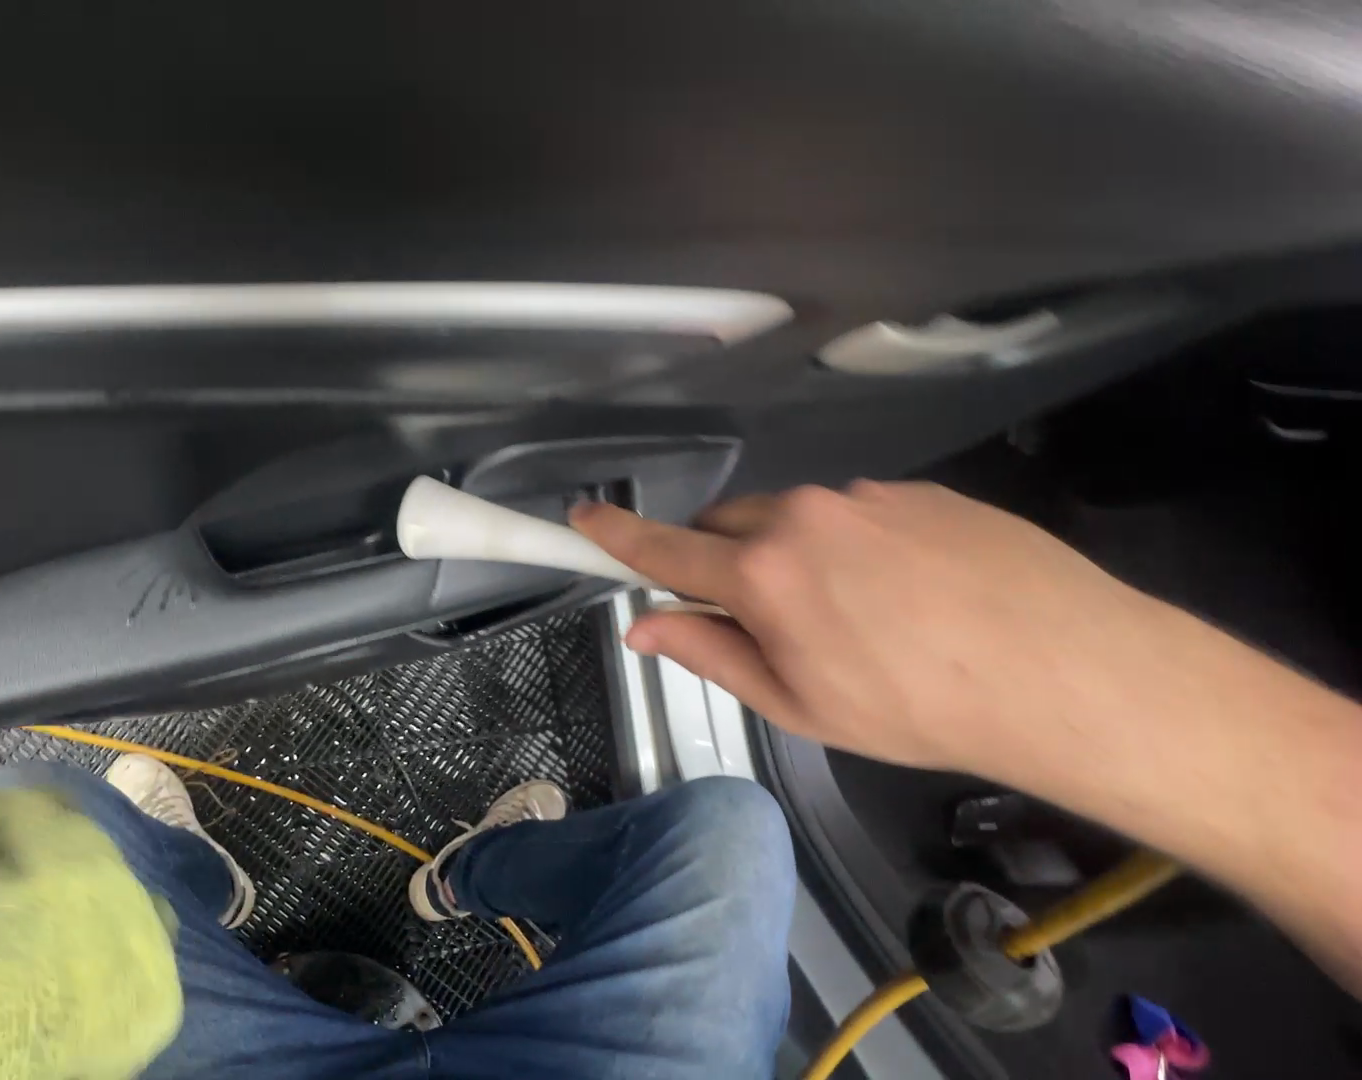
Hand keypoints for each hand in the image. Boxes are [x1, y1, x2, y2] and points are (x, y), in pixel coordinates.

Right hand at [574, 481, 1361, 993]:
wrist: (1075, 676)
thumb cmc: (916, 707)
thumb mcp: (796, 701)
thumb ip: (709, 652)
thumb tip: (642, 626)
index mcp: (761, 574)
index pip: (663, 548)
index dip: (614, 535)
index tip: (581, 517)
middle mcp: (800, 517)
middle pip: (727, 525)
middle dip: (724, 560)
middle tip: (764, 616)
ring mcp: (863, 496)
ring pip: (793, 518)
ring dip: (794, 555)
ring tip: (855, 613)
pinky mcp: (918, 490)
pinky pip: (855, 512)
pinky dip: (852, 544)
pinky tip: (906, 592)